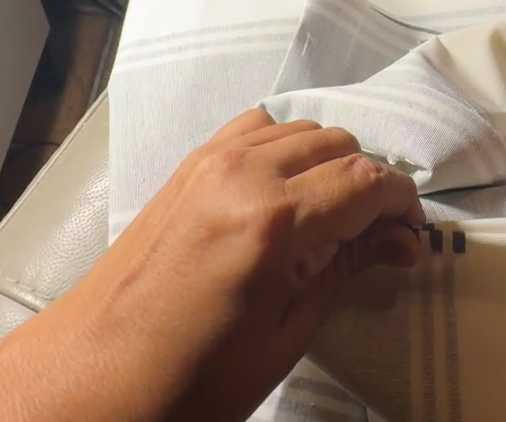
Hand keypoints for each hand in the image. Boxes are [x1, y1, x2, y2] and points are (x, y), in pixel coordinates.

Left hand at [0, 110, 423, 421]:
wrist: (93, 377)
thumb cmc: (192, 380)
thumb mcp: (285, 334)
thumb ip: (347, 268)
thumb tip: (402, 240)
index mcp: (274, 220)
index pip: (367, 181)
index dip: (402, 203)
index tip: (412, 234)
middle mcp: (247, 171)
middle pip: (340, 145)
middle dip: (369, 185)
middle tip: (374, 236)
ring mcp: (214, 158)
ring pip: (303, 128)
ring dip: (330, 163)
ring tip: (331, 217)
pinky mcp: (192, 161)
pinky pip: (258, 126)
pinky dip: (287, 145)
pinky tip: (285, 187)